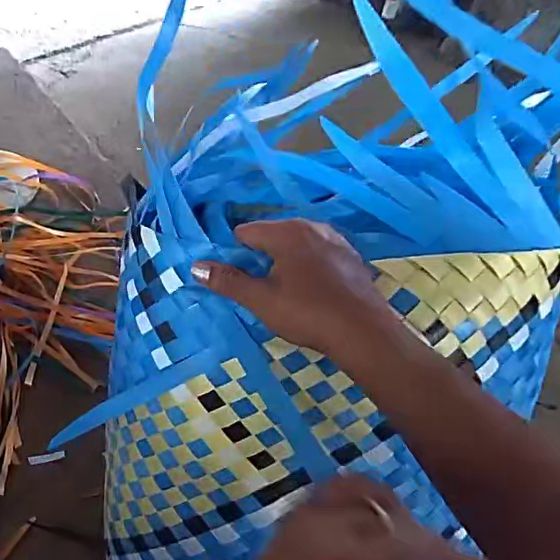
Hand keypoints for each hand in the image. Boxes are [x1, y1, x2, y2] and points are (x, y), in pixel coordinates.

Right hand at [191, 220, 404, 358]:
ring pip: (296, 244)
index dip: (233, 254)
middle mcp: (311, 226)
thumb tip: (196, 266)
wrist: (364, 332)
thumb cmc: (308, 314)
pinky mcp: (350, 256)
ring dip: (284, 262)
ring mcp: (334, 240)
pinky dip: (307, 266)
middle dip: (259, 257)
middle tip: (258, 290)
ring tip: (283, 293)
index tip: (234, 279)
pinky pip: (317, 254)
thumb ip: (228, 281)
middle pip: (271, 235)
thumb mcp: (261, 300)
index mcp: (286, 232)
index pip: (245, 232)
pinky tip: (310, 292)